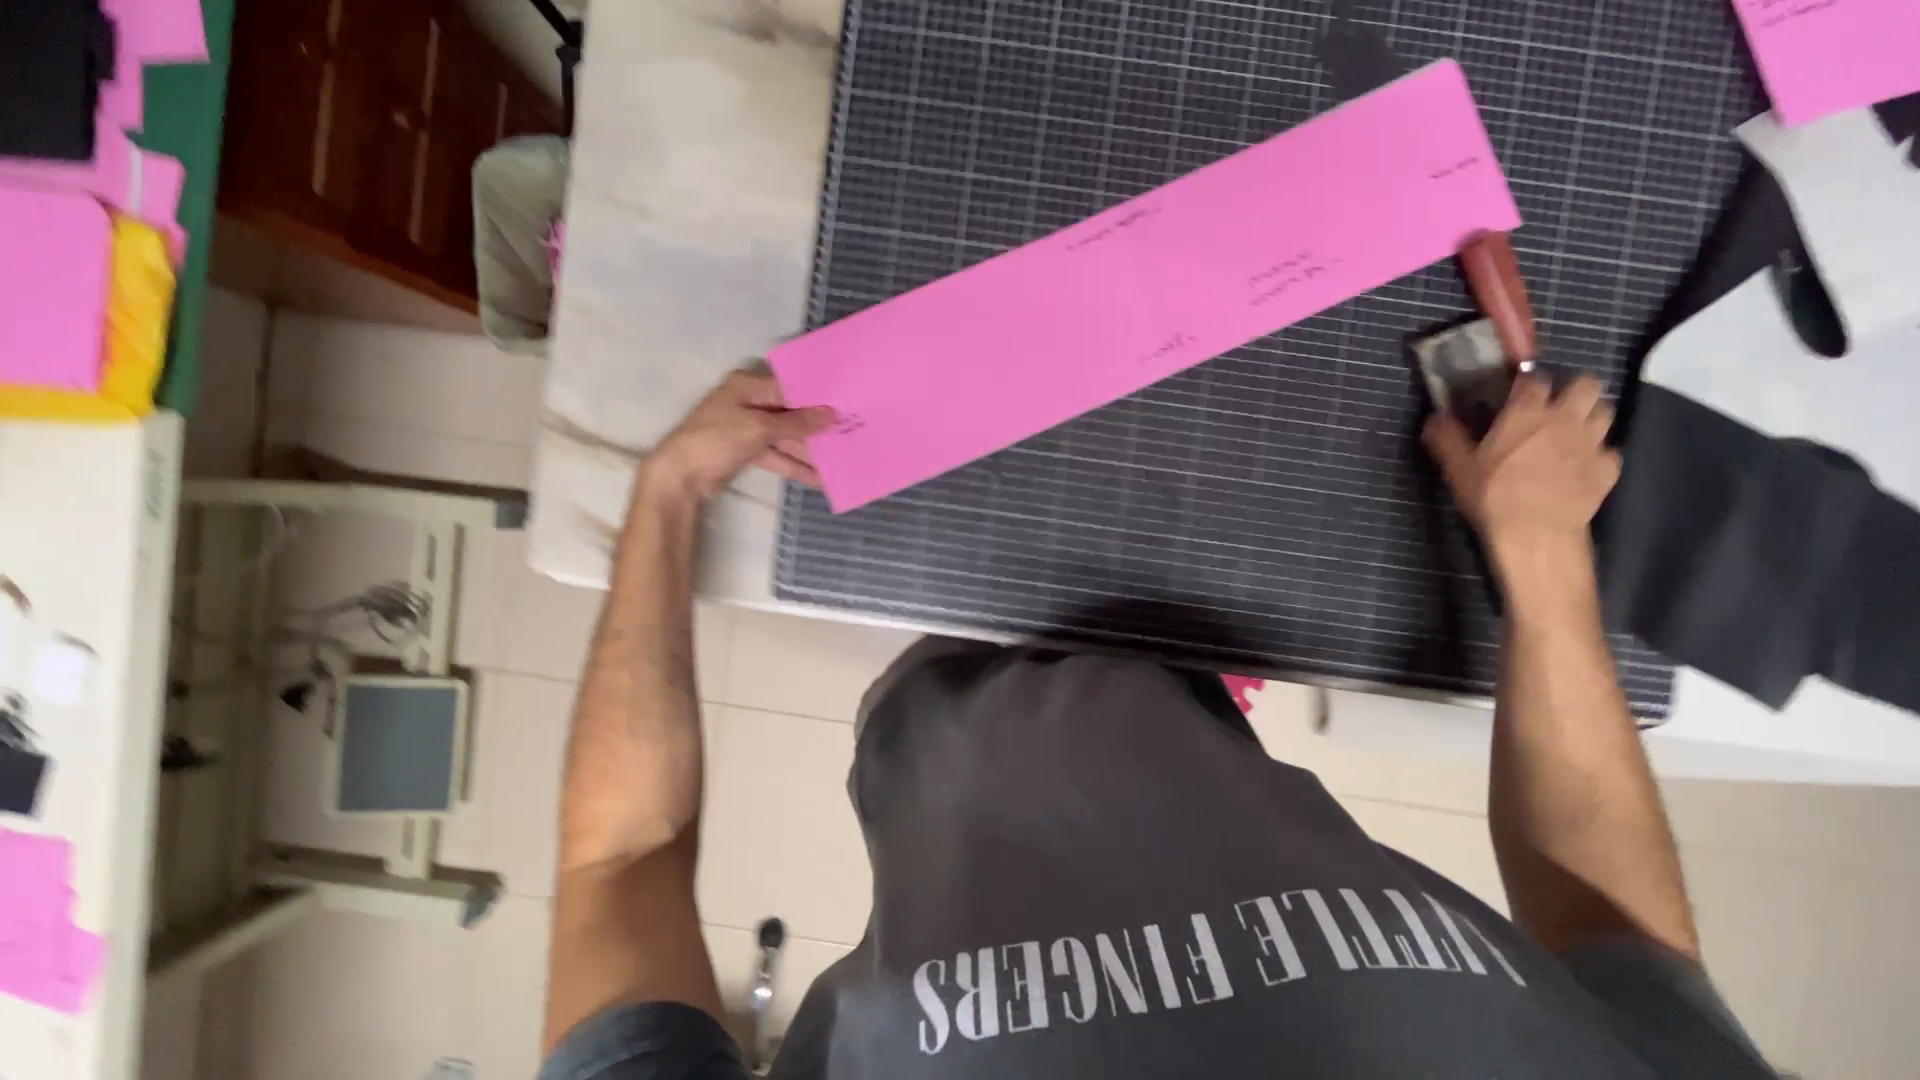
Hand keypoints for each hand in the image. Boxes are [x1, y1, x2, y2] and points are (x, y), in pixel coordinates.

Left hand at [643, 370, 835, 503]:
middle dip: (816, 427)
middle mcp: (749, 403)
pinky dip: (794, 465)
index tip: (844, 404)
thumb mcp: (760, 428)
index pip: (790, 387)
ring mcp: (747, 429)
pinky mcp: (747, 452)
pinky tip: (818, 477)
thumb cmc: (717, 439)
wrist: (682, 475)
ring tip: (839, 460)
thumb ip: (797, 423)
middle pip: (790, 413)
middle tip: (848, 434)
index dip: (816, 397)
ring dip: (809, 450)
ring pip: (785, 437)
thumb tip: (831, 415)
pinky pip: (777, 455)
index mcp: (748, 386)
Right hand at [1423, 373, 1619, 578]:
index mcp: (1527, 412)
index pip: (1535, 378)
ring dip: (1591, 415)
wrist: (1536, 533)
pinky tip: (1583, 466)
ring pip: (1605, 411)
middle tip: (1556, 405)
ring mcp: (1592, 443)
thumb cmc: (1493, 496)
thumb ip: (1446, 438)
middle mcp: (1565, 419)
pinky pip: (1610, 450)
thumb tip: (1434, 417)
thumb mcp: (1457, 468)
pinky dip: (1599, 454)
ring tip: (1573, 430)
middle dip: (1573, 389)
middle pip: (1587, 384)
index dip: (1527, 381)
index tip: (1516, 391)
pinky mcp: (1608, 468)